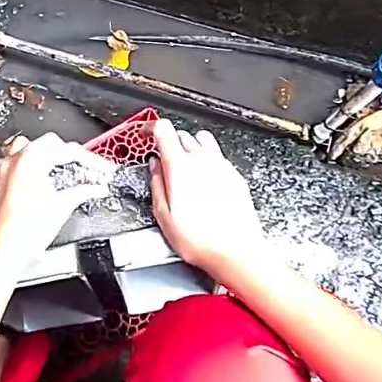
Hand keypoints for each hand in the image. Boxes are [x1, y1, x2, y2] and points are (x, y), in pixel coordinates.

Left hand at [0, 133, 107, 263]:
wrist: (4, 248)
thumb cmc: (26, 229)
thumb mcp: (62, 206)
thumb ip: (81, 192)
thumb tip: (95, 188)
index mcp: (31, 158)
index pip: (66, 150)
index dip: (88, 158)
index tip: (98, 167)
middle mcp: (13, 160)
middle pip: (46, 144)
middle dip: (67, 154)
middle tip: (83, 166)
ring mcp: (3, 171)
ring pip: (27, 149)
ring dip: (45, 156)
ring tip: (60, 168)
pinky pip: (14, 165)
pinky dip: (29, 168)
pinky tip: (38, 180)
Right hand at [149, 119, 265, 274]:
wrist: (237, 253)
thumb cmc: (201, 240)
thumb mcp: (164, 215)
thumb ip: (156, 183)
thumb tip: (153, 166)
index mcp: (180, 166)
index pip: (163, 129)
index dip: (150, 127)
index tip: (144, 133)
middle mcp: (202, 160)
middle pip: (181, 134)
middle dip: (168, 142)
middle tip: (161, 159)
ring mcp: (221, 166)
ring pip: (201, 140)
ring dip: (189, 146)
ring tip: (183, 165)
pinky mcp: (234, 176)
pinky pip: (217, 156)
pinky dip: (206, 159)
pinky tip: (203, 180)